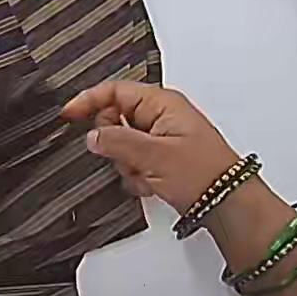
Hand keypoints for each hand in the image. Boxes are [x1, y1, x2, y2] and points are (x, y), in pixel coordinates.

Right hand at [60, 80, 241, 212]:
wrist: (228, 204)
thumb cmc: (204, 174)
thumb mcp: (154, 155)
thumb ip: (117, 141)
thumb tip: (92, 135)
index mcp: (161, 103)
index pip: (115, 91)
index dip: (89, 100)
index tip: (68, 115)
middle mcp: (160, 116)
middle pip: (115, 119)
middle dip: (114, 143)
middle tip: (127, 158)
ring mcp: (161, 138)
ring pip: (121, 144)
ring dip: (127, 164)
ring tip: (146, 175)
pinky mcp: (161, 158)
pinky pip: (133, 161)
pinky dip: (136, 175)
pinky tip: (151, 184)